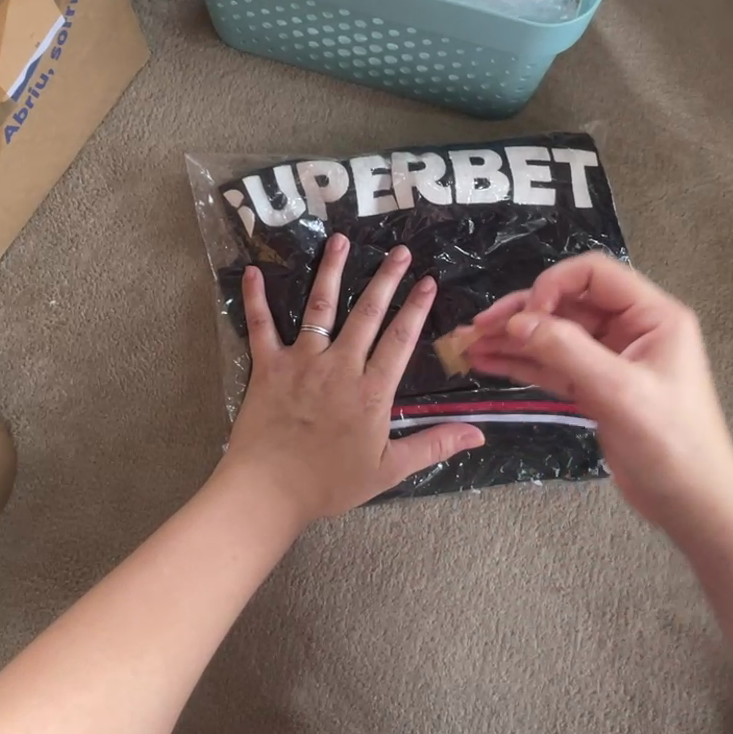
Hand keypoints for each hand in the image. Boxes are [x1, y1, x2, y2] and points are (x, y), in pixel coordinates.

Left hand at [220, 234, 485, 523]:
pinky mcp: (268, 366)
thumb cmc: (329, 484)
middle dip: (386, 278)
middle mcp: (339, 367)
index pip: (400, 340)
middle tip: (399, 251)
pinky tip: (254, 272)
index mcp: (371, 391)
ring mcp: (302, 362)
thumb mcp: (389, 469)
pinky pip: (261, 327)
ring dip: (331, 271)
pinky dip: (256, 299)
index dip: (416, 308)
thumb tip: (478, 434)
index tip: (428, 281)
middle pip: (367, 313)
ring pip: (321, 308)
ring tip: (341, 241)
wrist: (269, 492)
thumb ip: (433, 445)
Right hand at [461, 253, 732, 536]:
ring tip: (469, 344)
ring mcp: (610, 358)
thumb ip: (566, 351)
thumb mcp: (619, 392)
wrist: (692, 506)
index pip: (594, 274)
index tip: (524, 315)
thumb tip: (516, 322)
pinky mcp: (594, 387)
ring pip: (553, 334)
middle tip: (478, 327)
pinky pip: (551, 364)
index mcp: (651, 316)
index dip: (553, 284)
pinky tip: (487, 362)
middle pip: (566, 303)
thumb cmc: (671, 444)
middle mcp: (630, 329)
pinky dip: (521, 363)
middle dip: (521, 313)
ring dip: (513, 338)